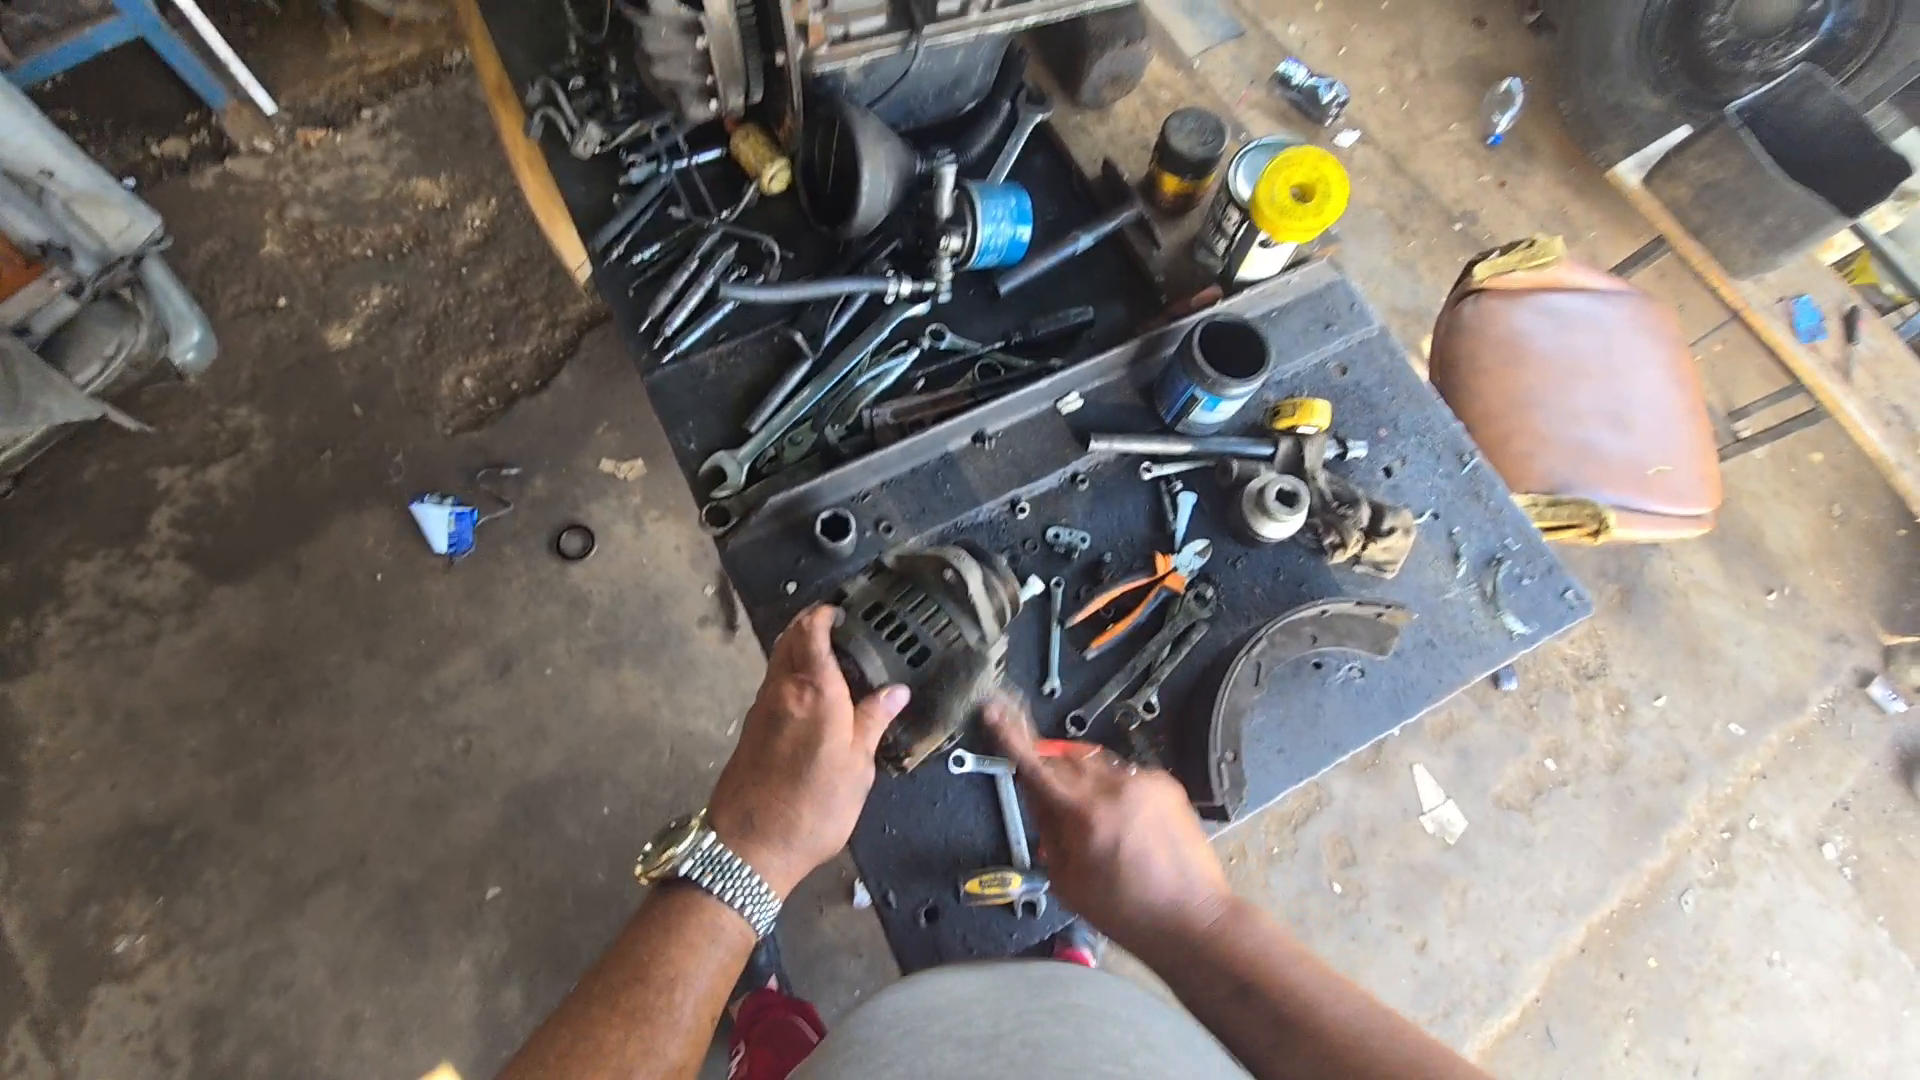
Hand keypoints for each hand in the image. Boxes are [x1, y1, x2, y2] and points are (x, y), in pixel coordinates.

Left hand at [707, 606, 909, 897]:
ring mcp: (762, 708)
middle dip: (809, 624)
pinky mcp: (752, 728)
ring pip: (778, 660)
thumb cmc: (812, 807)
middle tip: (838, 626)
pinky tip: (813, 692)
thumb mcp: (857, 766)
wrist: (748, 848)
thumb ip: (873, 720)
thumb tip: (895, 691)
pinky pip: (774, 684)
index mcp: (813, 691)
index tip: (840, 610)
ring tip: (831, 655)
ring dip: (798, 647)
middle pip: (788, 639)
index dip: (823, 614)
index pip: (811, 632)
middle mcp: (782, 690)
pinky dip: (791, 673)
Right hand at [985, 699, 1232, 947]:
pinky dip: (1113, 788)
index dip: (1010, 736)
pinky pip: (1124, 773)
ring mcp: (1143, 781)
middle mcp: (1114, 787)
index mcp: (1084, 813)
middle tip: (1049, 800)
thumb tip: (1034, 793)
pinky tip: (1121, 821)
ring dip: (1083, 779)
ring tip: (1092, 820)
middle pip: (1065, 759)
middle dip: (1050, 771)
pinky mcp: (1165, 783)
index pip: (1036, 765)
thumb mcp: (1067, 880)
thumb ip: (1046, 827)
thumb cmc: (1127, 911)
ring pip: (1095, 763)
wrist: (1193, 919)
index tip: (994, 713)